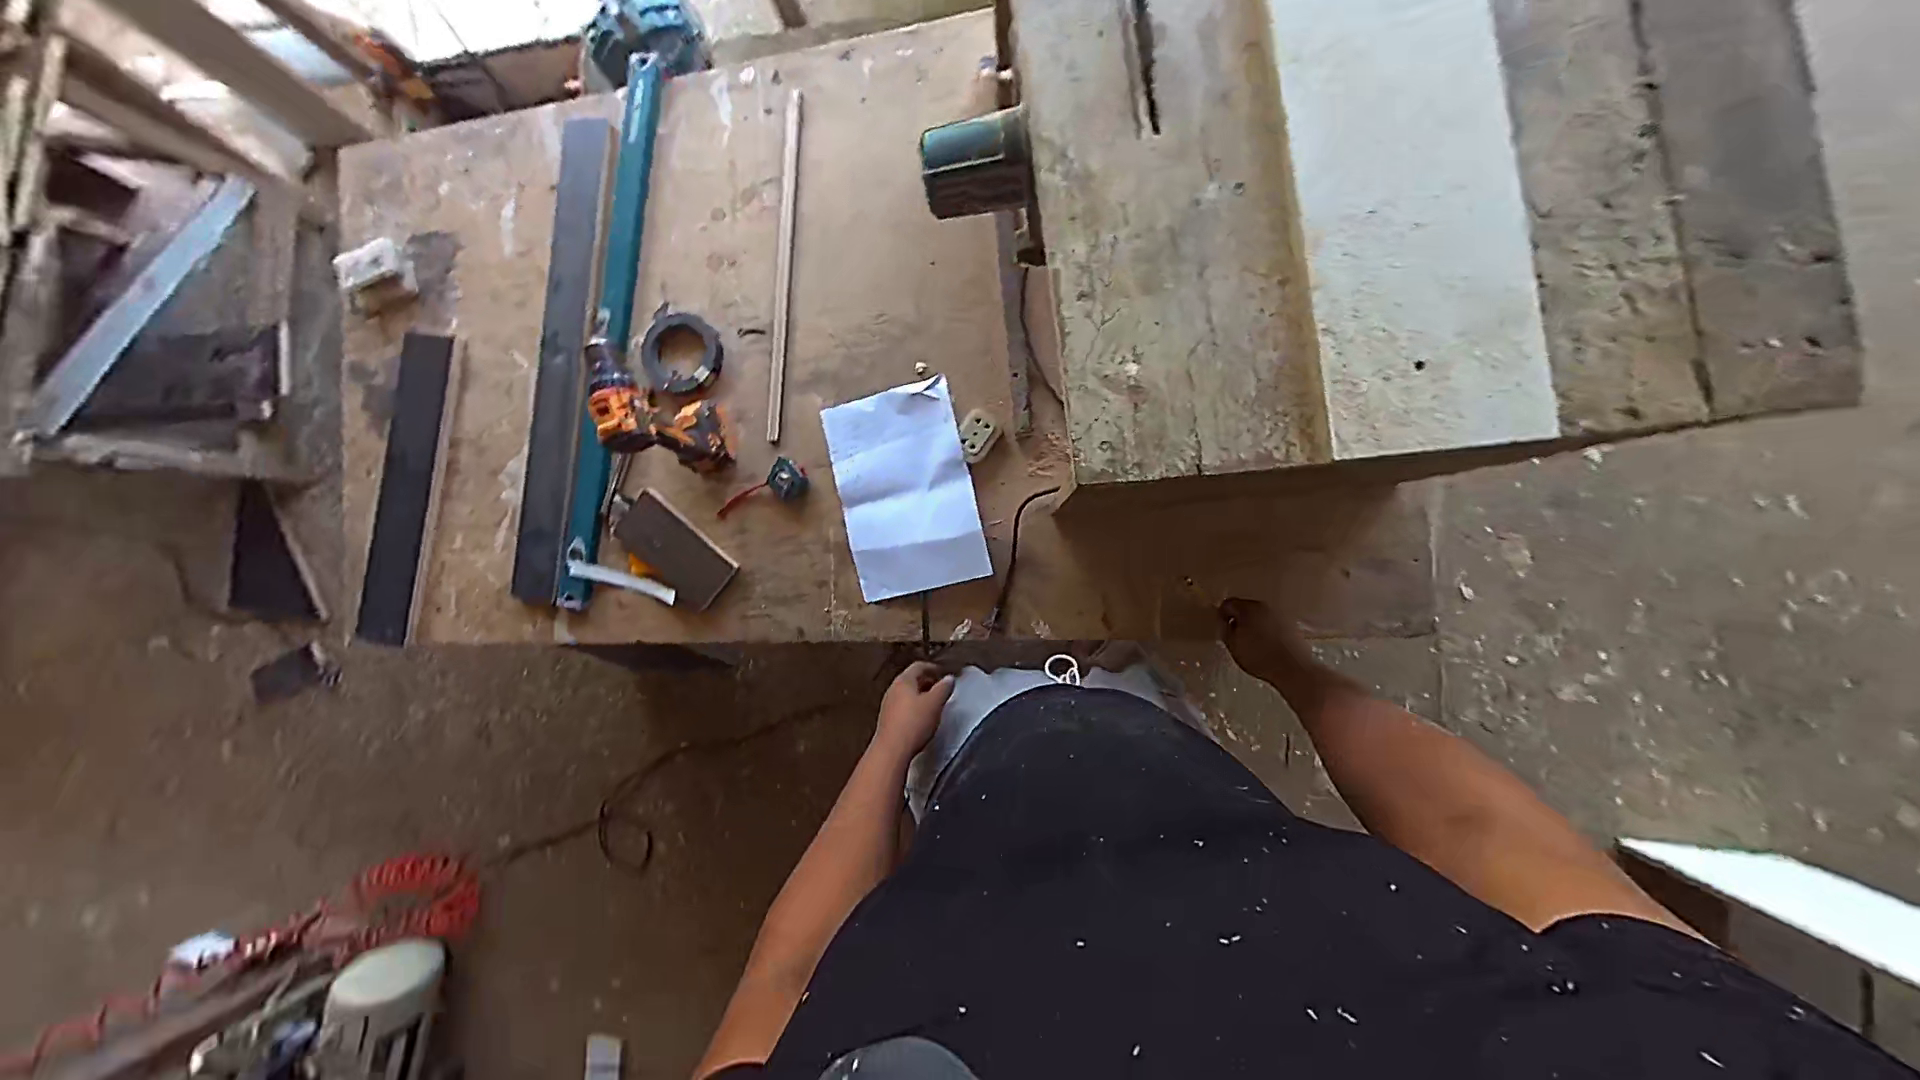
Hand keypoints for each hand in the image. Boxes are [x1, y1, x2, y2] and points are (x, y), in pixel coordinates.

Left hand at [874, 661, 953, 756]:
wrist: (892, 750)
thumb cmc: (913, 723)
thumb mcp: (935, 703)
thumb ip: (943, 688)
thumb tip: (948, 679)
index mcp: (903, 681)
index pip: (919, 667)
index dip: (933, 668)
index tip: (943, 674)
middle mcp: (893, 690)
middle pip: (911, 680)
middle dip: (927, 682)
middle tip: (941, 688)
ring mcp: (888, 705)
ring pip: (907, 694)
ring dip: (921, 696)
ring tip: (934, 704)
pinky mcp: (887, 721)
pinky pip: (903, 708)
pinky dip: (914, 708)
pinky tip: (922, 718)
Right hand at [1218, 597, 1310, 684]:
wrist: (1294, 668)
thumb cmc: (1260, 657)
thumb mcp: (1233, 645)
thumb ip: (1225, 630)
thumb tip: (1225, 623)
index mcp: (1248, 609)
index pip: (1229, 603)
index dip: (1222, 614)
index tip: (1222, 626)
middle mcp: (1265, 607)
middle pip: (1246, 608)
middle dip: (1239, 619)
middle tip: (1236, 636)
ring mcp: (1280, 615)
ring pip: (1261, 616)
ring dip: (1254, 625)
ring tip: (1252, 643)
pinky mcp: (1292, 625)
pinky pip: (1273, 624)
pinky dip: (1268, 630)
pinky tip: (1267, 646)